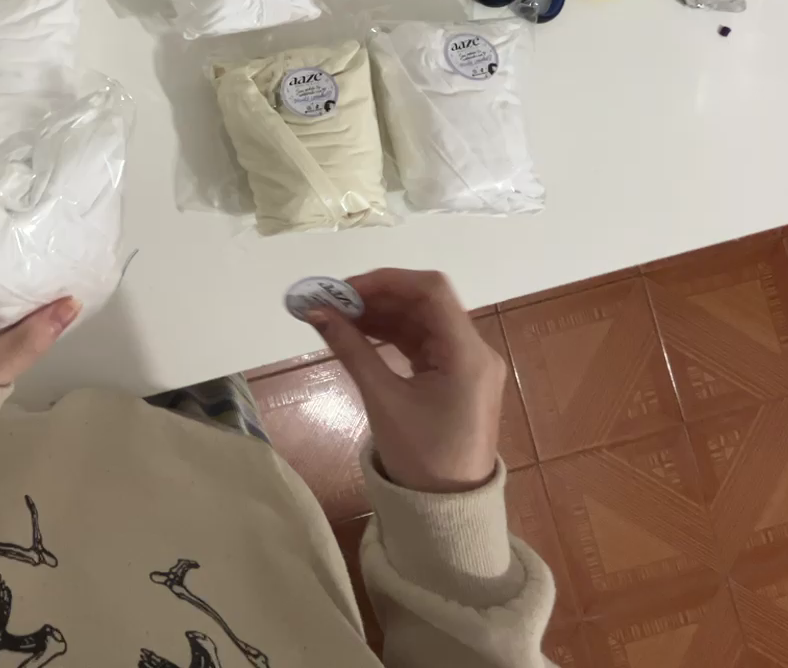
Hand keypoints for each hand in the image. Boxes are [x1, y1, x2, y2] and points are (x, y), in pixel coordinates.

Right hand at [299, 269, 504, 493]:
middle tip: (332, 302)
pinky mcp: (452, 374)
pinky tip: (357, 332)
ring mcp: (464, 362)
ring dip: (379, 312)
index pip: (430, 291)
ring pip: (419, 318)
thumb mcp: (382, 398)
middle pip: (424, 301)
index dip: (385, 280)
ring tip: (337, 316)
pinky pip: (419, 338)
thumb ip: (350, 348)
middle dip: (376, 295)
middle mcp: (472, 350)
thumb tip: (314, 311)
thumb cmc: (421, 455)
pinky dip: (388, 330)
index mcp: (467, 354)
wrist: (449, 508)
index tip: (344, 289)